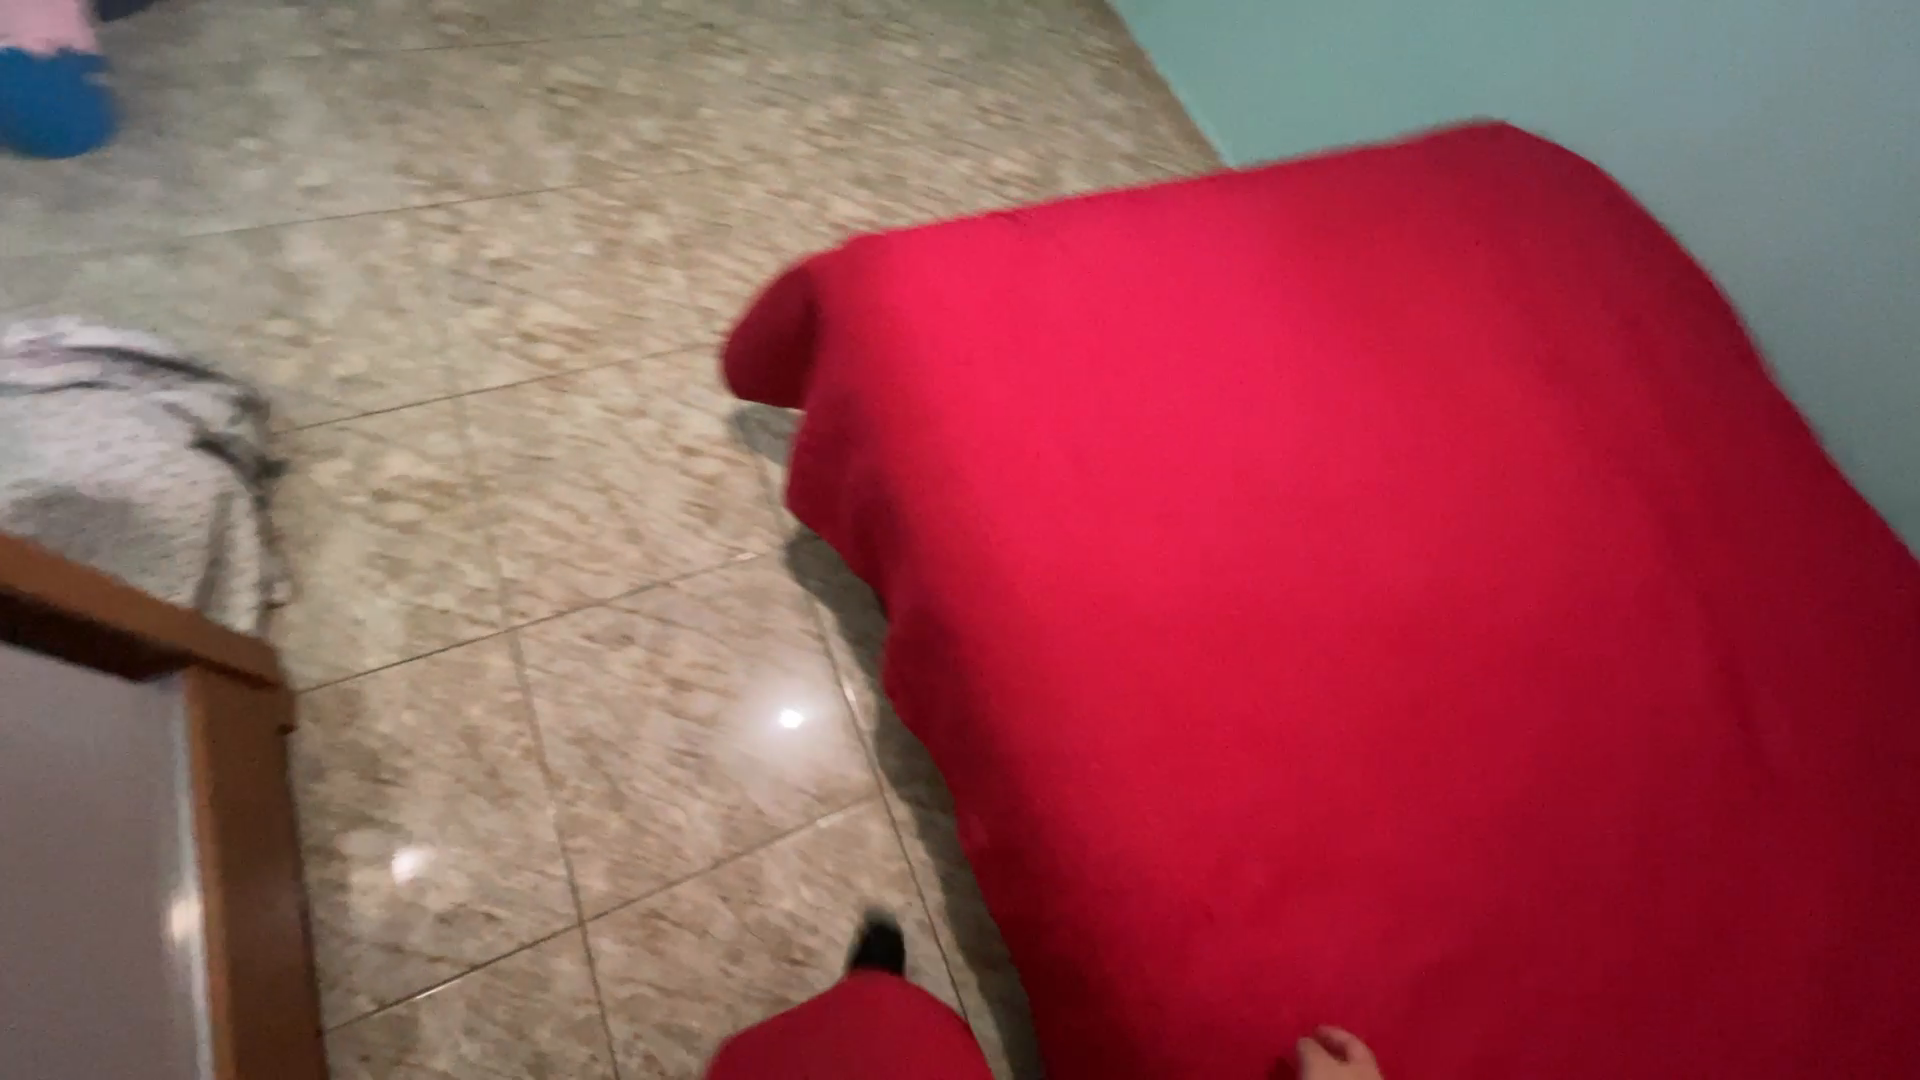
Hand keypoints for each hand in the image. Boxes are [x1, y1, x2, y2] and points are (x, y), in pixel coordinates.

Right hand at [1297, 1026, 1382, 1079]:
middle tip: (1309, 1050)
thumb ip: (1310, 1046)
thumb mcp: (1315, 1062)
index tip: (1311, 1030)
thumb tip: (1306, 1042)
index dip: (1331, 1033)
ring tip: (1308, 1071)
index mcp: (1368, 1067)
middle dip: (1330, 1054)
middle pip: (1351, 1064)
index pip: (1352, 1042)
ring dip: (1327, 1073)